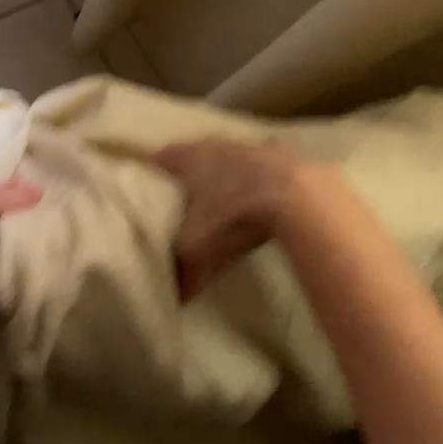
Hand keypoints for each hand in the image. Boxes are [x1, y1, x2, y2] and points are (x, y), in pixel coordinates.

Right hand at [139, 138, 302, 301]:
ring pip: (230, 158)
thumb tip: (177, 298)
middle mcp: (215, 145)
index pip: (156, 159)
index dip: (148, 173)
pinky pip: (265, 168)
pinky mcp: (287, 157)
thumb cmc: (233, 215)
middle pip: (193, 155)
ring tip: (224, 198)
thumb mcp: (199, 249)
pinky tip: (266, 200)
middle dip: (188, 173)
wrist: (300, 201)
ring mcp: (253, 147)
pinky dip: (262, 181)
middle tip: (182, 195)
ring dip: (226, 173)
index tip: (142, 186)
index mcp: (187, 158)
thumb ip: (183, 270)